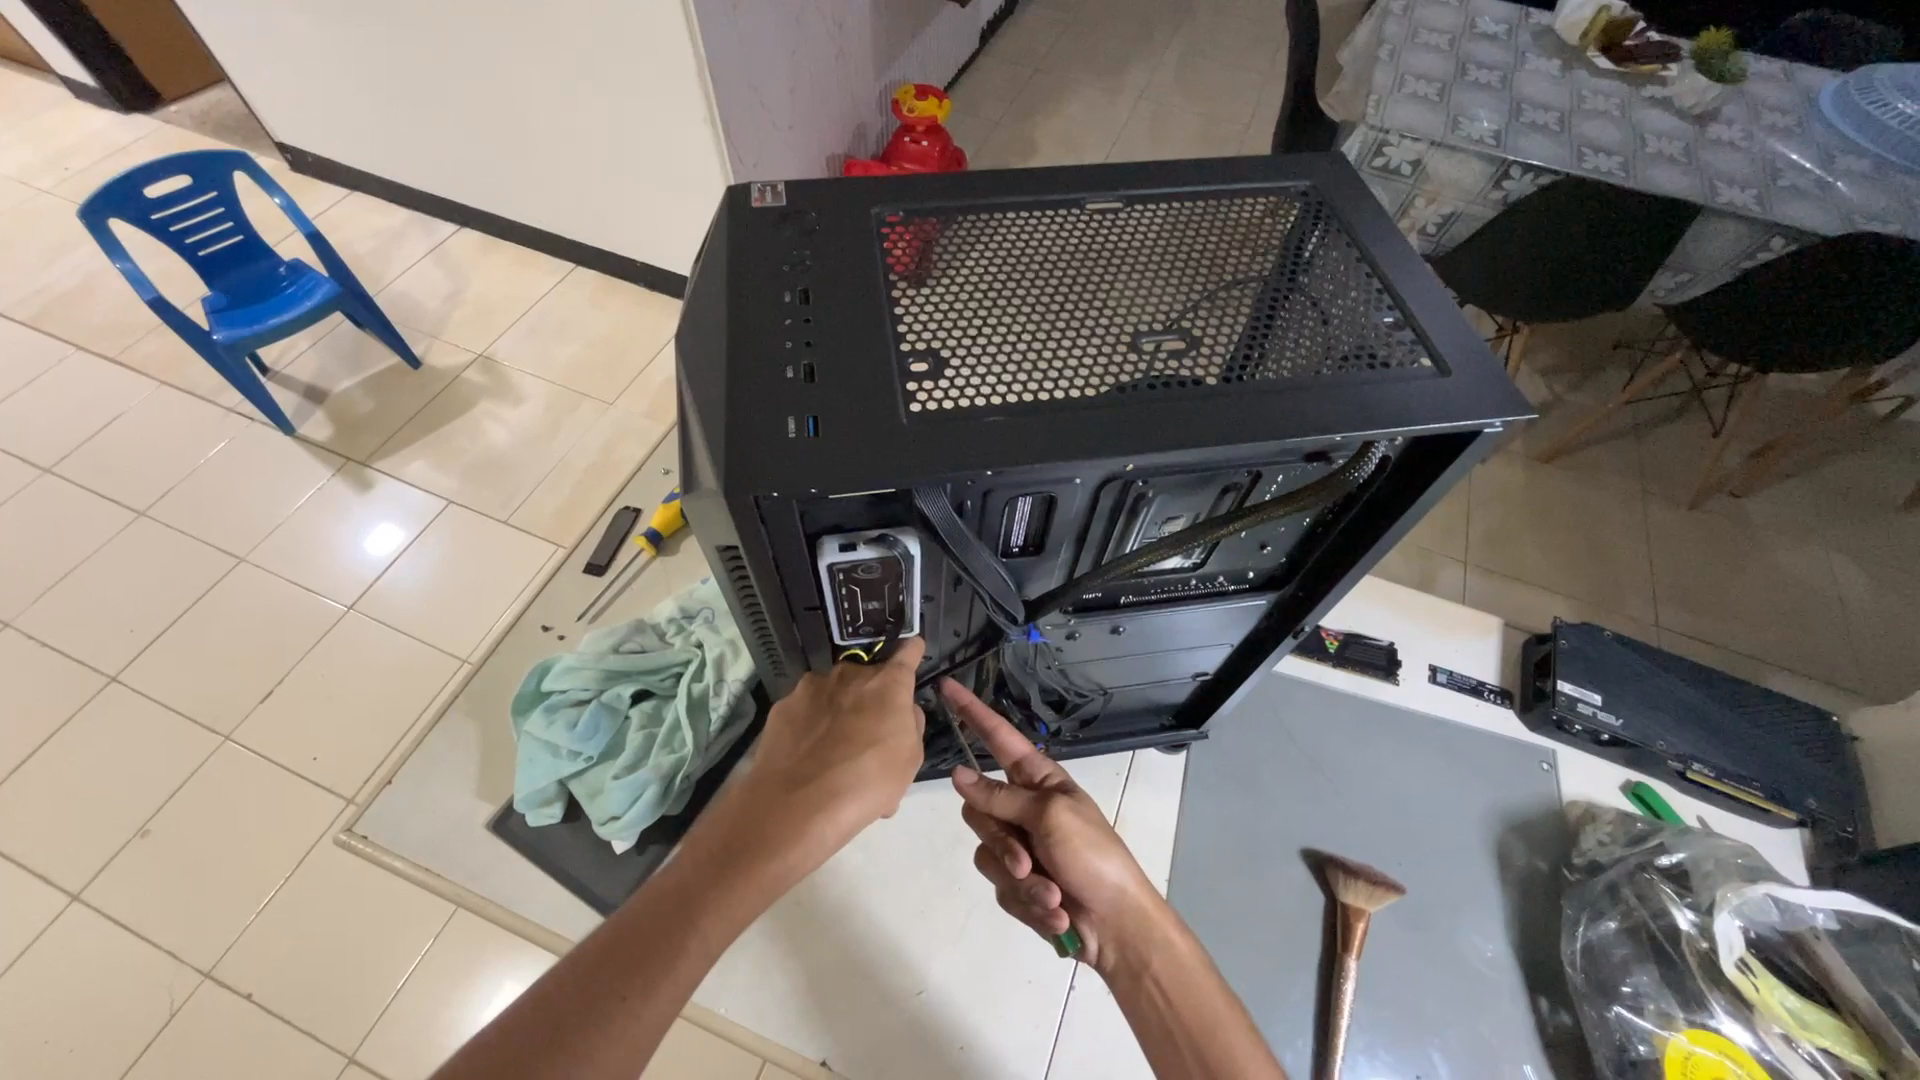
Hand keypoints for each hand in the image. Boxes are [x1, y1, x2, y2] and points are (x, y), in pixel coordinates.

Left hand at [732, 637, 927, 844]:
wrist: (799, 803)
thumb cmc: (868, 782)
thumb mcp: (911, 761)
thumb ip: (911, 725)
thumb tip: (904, 712)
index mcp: (888, 684)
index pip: (907, 654)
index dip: (912, 652)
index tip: (912, 648)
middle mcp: (849, 675)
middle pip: (866, 679)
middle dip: (869, 698)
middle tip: (868, 737)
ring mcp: (811, 688)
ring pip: (833, 695)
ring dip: (838, 713)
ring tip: (833, 755)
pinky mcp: (782, 706)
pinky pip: (805, 712)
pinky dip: (810, 728)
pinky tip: (807, 758)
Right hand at [943, 679, 1168, 975]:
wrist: (1117, 925)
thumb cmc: (1093, 856)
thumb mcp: (1049, 816)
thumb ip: (1000, 796)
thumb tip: (958, 773)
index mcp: (1039, 780)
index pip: (997, 738)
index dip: (972, 713)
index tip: (947, 686)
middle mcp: (1025, 808)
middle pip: (979, 808)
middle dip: (1001, 841)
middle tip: (1027, 861)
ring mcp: (1021, 847)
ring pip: (987, 852)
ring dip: (1021, 881)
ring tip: (1052, 894)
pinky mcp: (1019, 884)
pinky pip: (1000, 886)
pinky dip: (1027, 904)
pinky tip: (1056, 913)